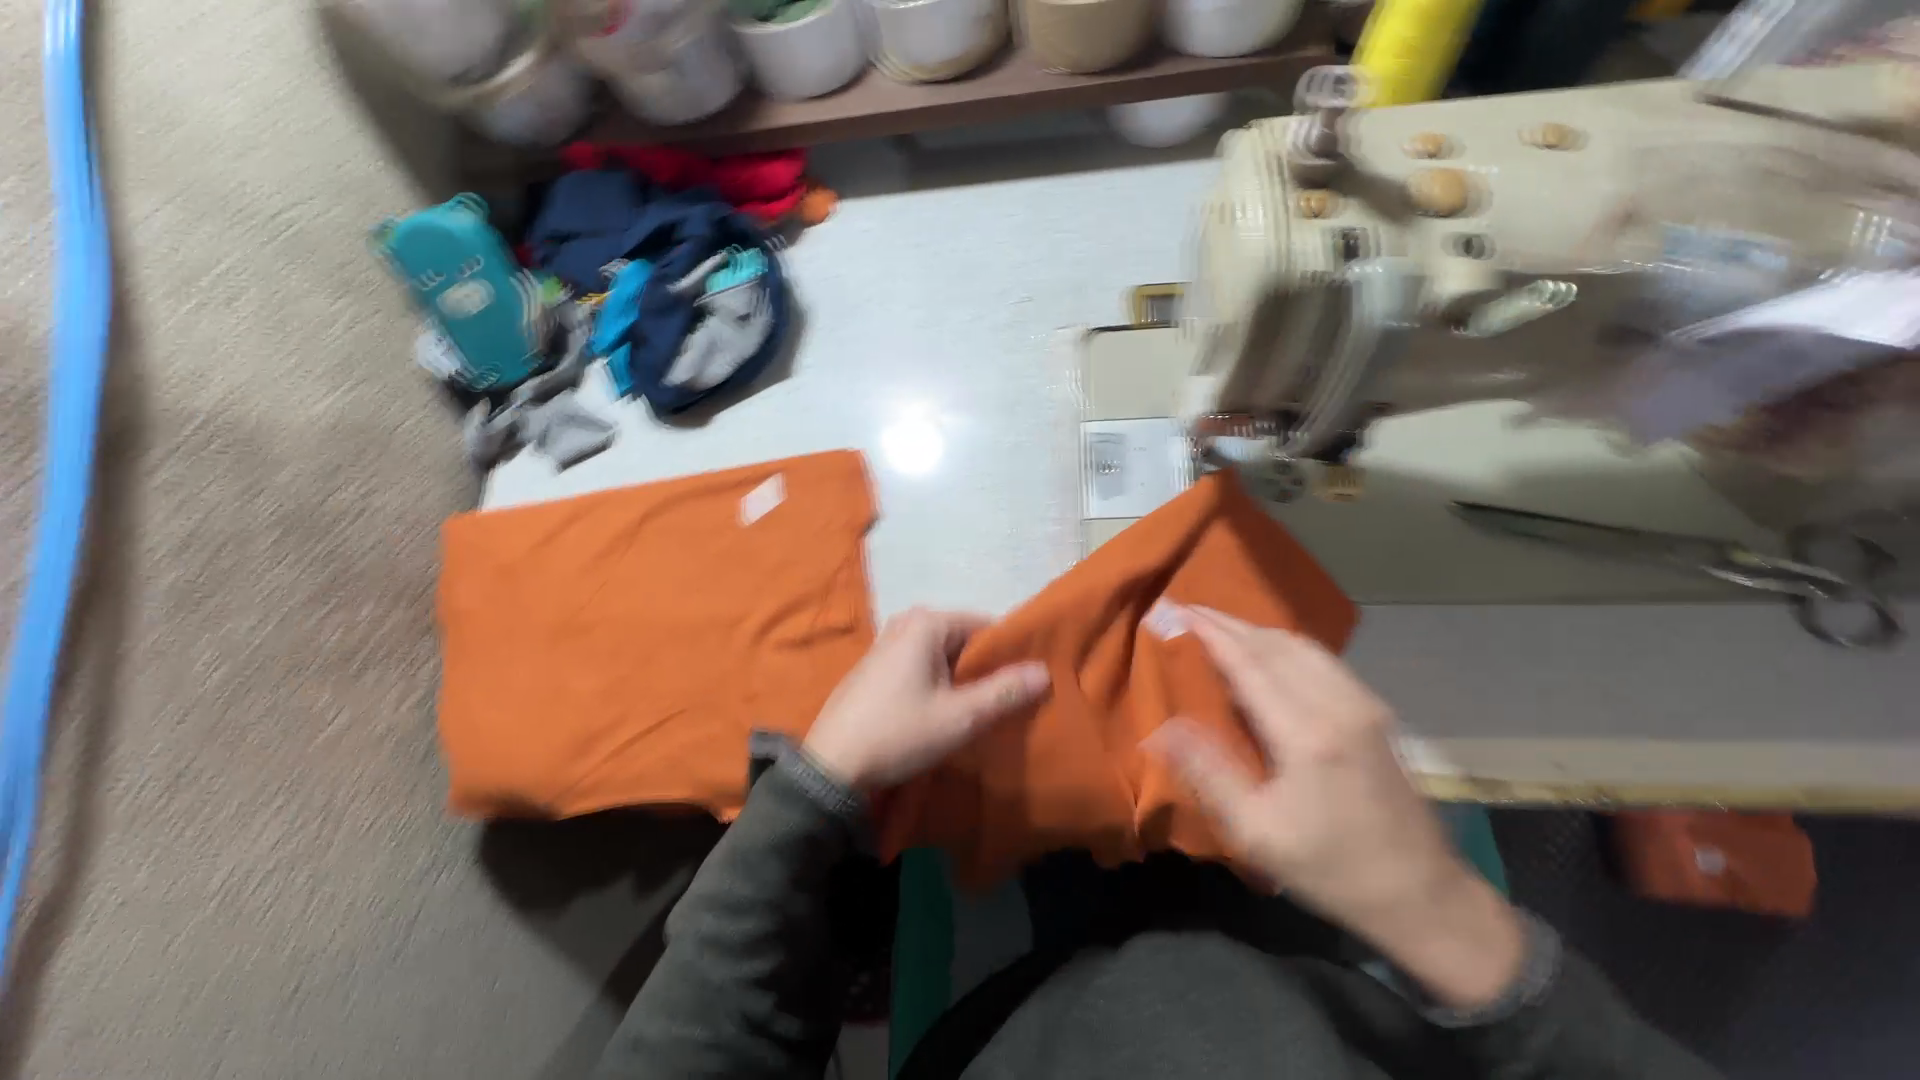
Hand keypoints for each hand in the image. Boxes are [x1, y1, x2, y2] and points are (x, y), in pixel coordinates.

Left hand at [803, 608, 1050, 789]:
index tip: (1025, 684)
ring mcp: (886, 645)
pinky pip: (920, 666)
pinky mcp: (875, 669)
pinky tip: (943, 713)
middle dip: (983, 668)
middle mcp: (905, 623)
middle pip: (963, 640)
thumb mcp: (960, 717)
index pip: (986, 626)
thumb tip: (1045, 671)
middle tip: (1004, 703)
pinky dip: (937, 684)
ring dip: (960, 680)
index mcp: (927, 623)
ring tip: (978, 711)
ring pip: (941, 656)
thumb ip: (1004, 692)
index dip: (1009, 654)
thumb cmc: (899, 733)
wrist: (832, 766)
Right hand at [1147, 606, 1524, 1008]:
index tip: (1173, 609)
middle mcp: (1339, 705)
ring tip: (1218, 629)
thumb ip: (1208, 773)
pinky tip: (1266, 656)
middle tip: (1186, 611)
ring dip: (1256, 632)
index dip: (1209, 633)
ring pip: (1302, 646)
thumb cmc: (1329, 868)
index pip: (1248, 663)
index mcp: (1307, 733)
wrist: (1420, 893)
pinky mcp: (1376, 713)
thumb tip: (1160, 728)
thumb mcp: (1256, 832)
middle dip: (1228, 623)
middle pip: (1275, 644)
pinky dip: (1285, 647)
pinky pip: (1322, 660)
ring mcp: (1364, 705)